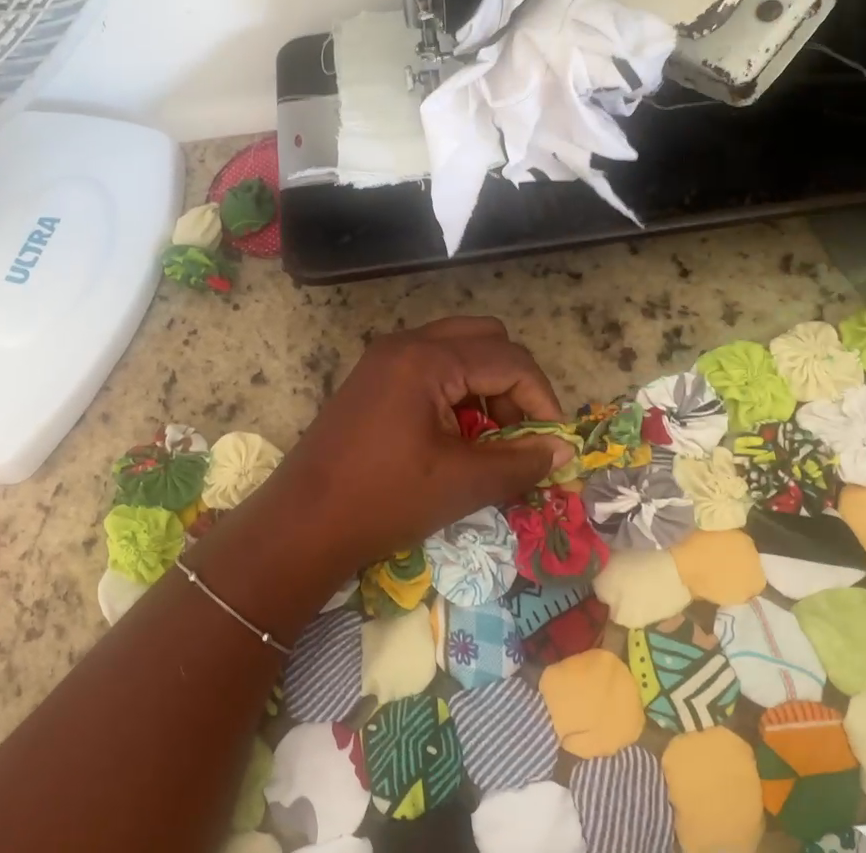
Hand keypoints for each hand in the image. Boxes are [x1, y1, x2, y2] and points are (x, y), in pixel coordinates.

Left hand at [246, 317, 574, 572]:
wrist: (302, 525)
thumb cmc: (383, 500)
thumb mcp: (461, 483)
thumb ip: (520, 461)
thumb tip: (563, 451)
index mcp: (427, 360)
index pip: (509, 359)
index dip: (541, 398)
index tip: (552, 442)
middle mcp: (404, 345)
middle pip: (484, 339)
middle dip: (513, 382)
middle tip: (519, 432)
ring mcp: (382, 360)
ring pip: (456, 350)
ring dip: (485, 386)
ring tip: (488, 439)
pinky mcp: (371, 381)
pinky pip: (429, 368)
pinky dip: (455, 392)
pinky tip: (454, 438)